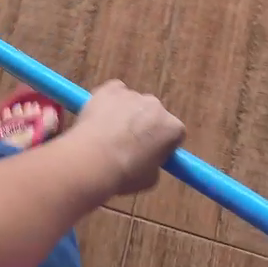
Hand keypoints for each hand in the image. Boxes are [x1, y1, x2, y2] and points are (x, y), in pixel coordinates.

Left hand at [64, 81, 184, 195]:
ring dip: (126, 114)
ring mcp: (132, 94)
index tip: (151, 153)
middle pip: (154, 115)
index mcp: (173, 128)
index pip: (174, 133)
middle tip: (128, 144)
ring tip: (109, 133)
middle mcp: (156, 105)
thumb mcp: (150, 178)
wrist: (93, 158)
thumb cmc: (125, 172)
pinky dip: (109, 102)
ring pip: (133, 103)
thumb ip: (154, 163)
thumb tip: (147, 159)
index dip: (163, 144)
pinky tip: (100, 118)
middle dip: (145, 126)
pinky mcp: (110, 88)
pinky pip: (114, 92)